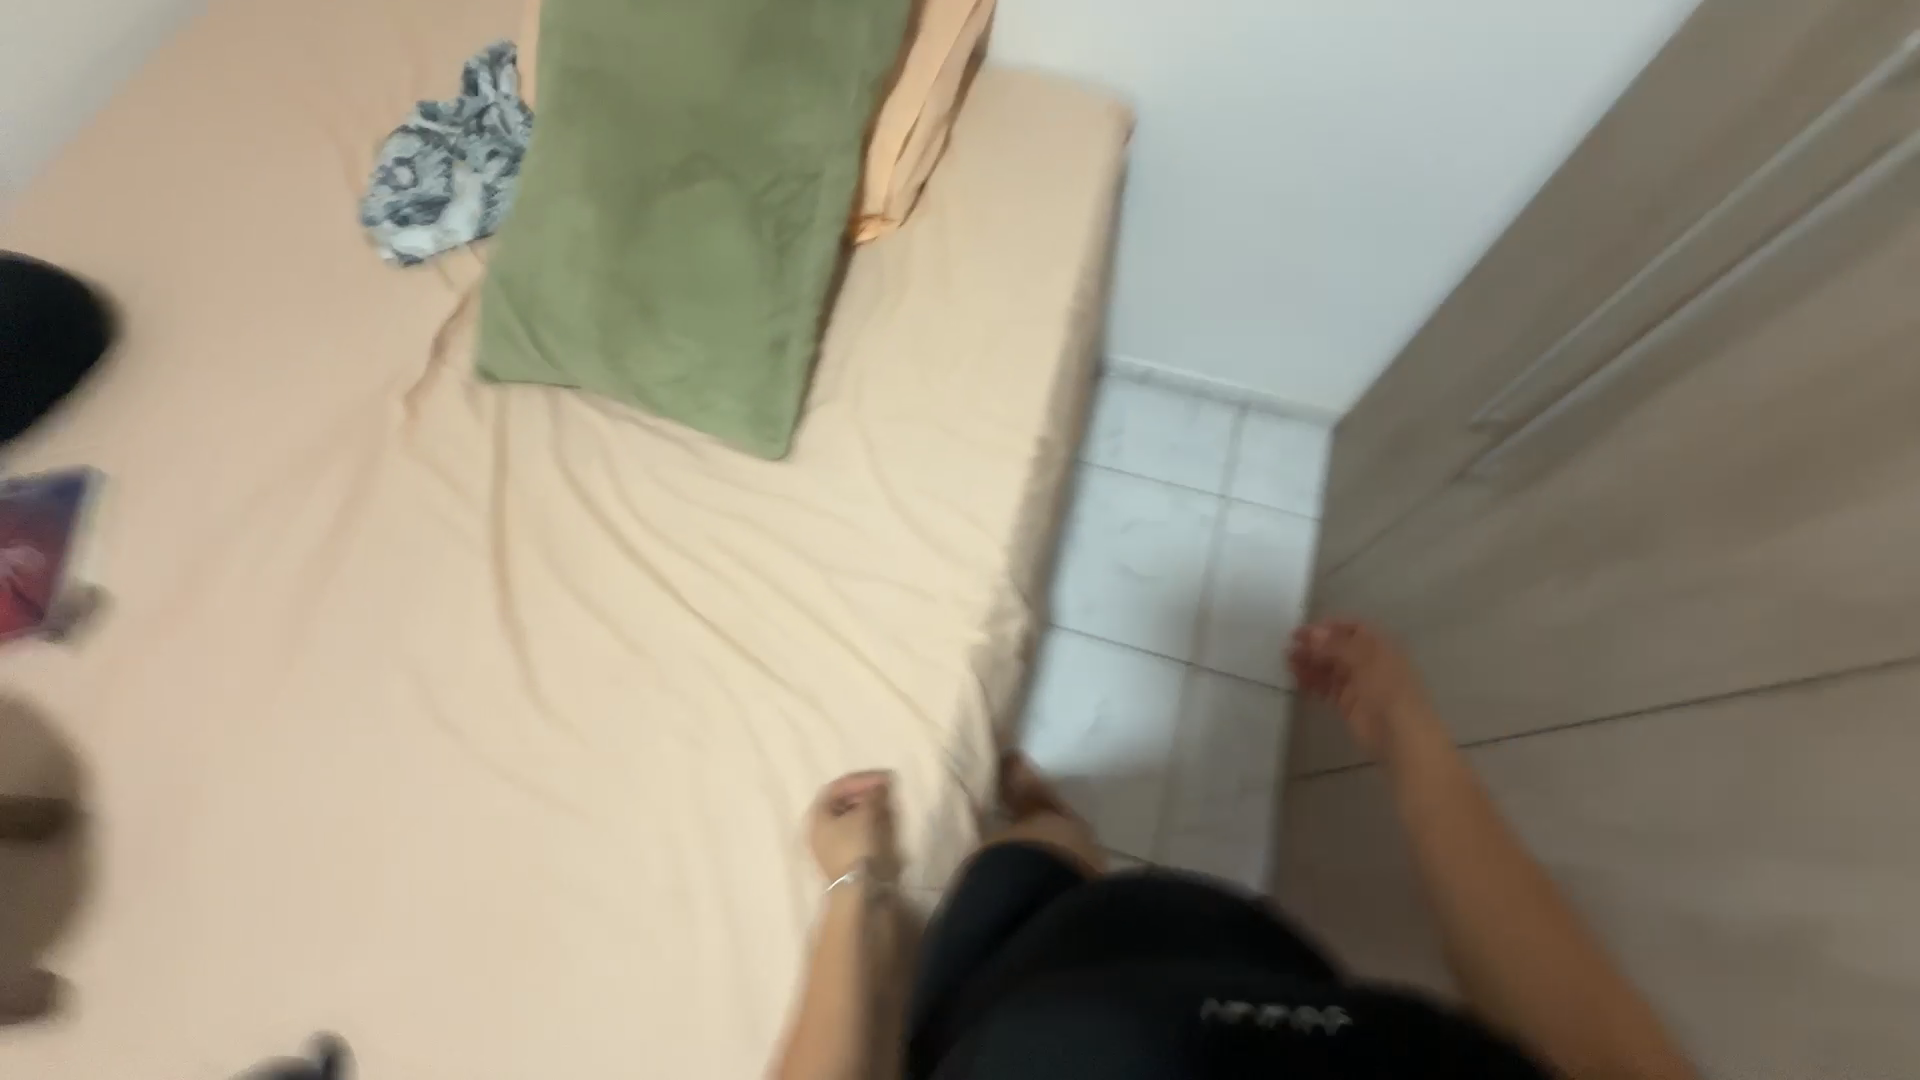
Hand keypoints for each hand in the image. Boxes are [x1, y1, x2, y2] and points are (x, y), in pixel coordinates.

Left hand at [808, 770, 894, 881]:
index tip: (882, 778)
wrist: (858, 889)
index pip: (836, 787)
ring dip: (867, 807)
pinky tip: (882, 822)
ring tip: (886, 805)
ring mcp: (829, 846)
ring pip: (848, 817)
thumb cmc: (857, 845)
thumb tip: (881, 784)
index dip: (860, 779)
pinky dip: (868, 823)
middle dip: (864, 792)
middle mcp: (818, 829)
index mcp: (817, 815)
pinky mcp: (842, 858)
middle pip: (841, 802)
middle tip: (885, 790)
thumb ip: (874, 794)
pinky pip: (854, 832)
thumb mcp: (866, 813)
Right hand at [1289, 620, 1439, 763]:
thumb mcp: (1365, 661)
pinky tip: (1297, 682)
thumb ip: (1337, 645)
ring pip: (1328, 668)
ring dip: (1309, 663)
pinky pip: (1326, 687)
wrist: (1400, 735)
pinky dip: (1312, 683)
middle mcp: (1368, 663)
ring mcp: (1357, 684)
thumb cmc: (1388, 690)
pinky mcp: (1347, 703)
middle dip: (1314, 646)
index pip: (1353, 629)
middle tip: (1290, 648)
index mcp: (1379, 648)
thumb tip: (1312, 633)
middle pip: (1337, 648)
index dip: (1330, 628)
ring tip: (1289, 664)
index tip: (1305, 632)